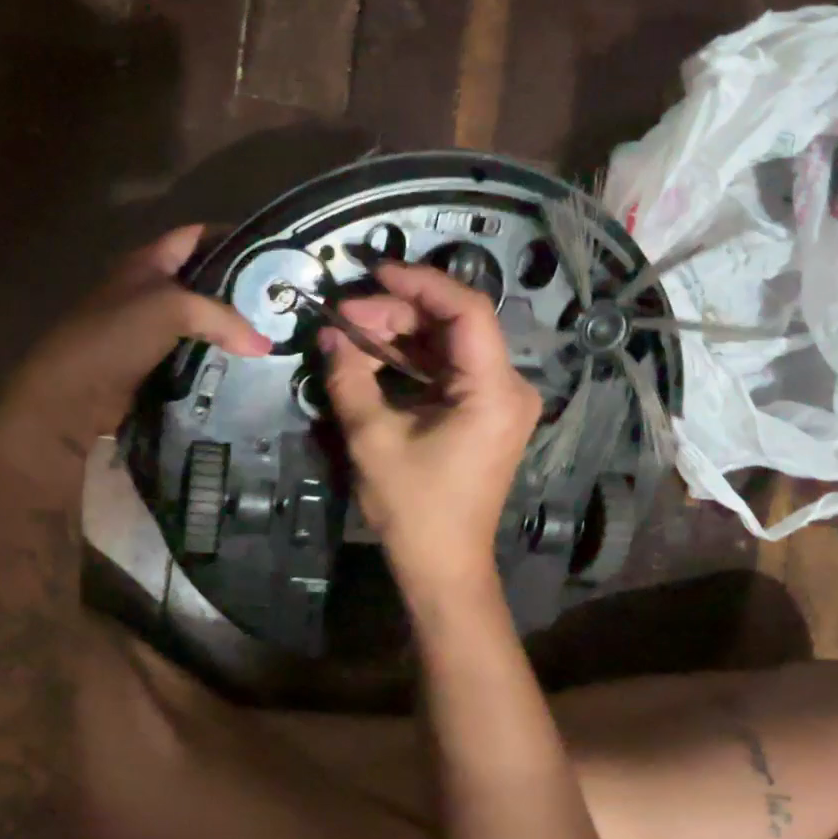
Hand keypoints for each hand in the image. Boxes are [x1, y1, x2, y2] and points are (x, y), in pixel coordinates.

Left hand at [0, 225, 269, 449]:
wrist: (69, 398)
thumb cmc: (114, 338)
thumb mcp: (170, 310)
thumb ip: (221, 318)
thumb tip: (263, 345)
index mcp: (146, 263)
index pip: (194, 236)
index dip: (230, 236)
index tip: (270, 252)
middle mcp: (146, 291)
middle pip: (200, 281)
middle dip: (236, 289)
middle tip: (278, 302)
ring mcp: (145, 331)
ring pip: (197, 323)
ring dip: (227, 329)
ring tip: (270, 335)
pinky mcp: (148, 367)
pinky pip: (189, 356)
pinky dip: (212, 359)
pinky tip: (242, 367)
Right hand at [322, 263, 542, 569]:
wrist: (442, 565)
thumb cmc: (413, 507)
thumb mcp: (372, 438)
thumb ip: (349, 377)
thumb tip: (329, 334)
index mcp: (493, 389)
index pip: (466, 310)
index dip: (420, 284)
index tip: (374, 274)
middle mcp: (508, 386)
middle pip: (454, 325)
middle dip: (398, 313)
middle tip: (344, 316)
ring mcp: (497, 401)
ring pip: (448, 345)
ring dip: (400, 334)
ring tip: (350, 332)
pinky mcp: (482, 414)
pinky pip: (448, 370)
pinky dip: (411, 359)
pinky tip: (372, 355)